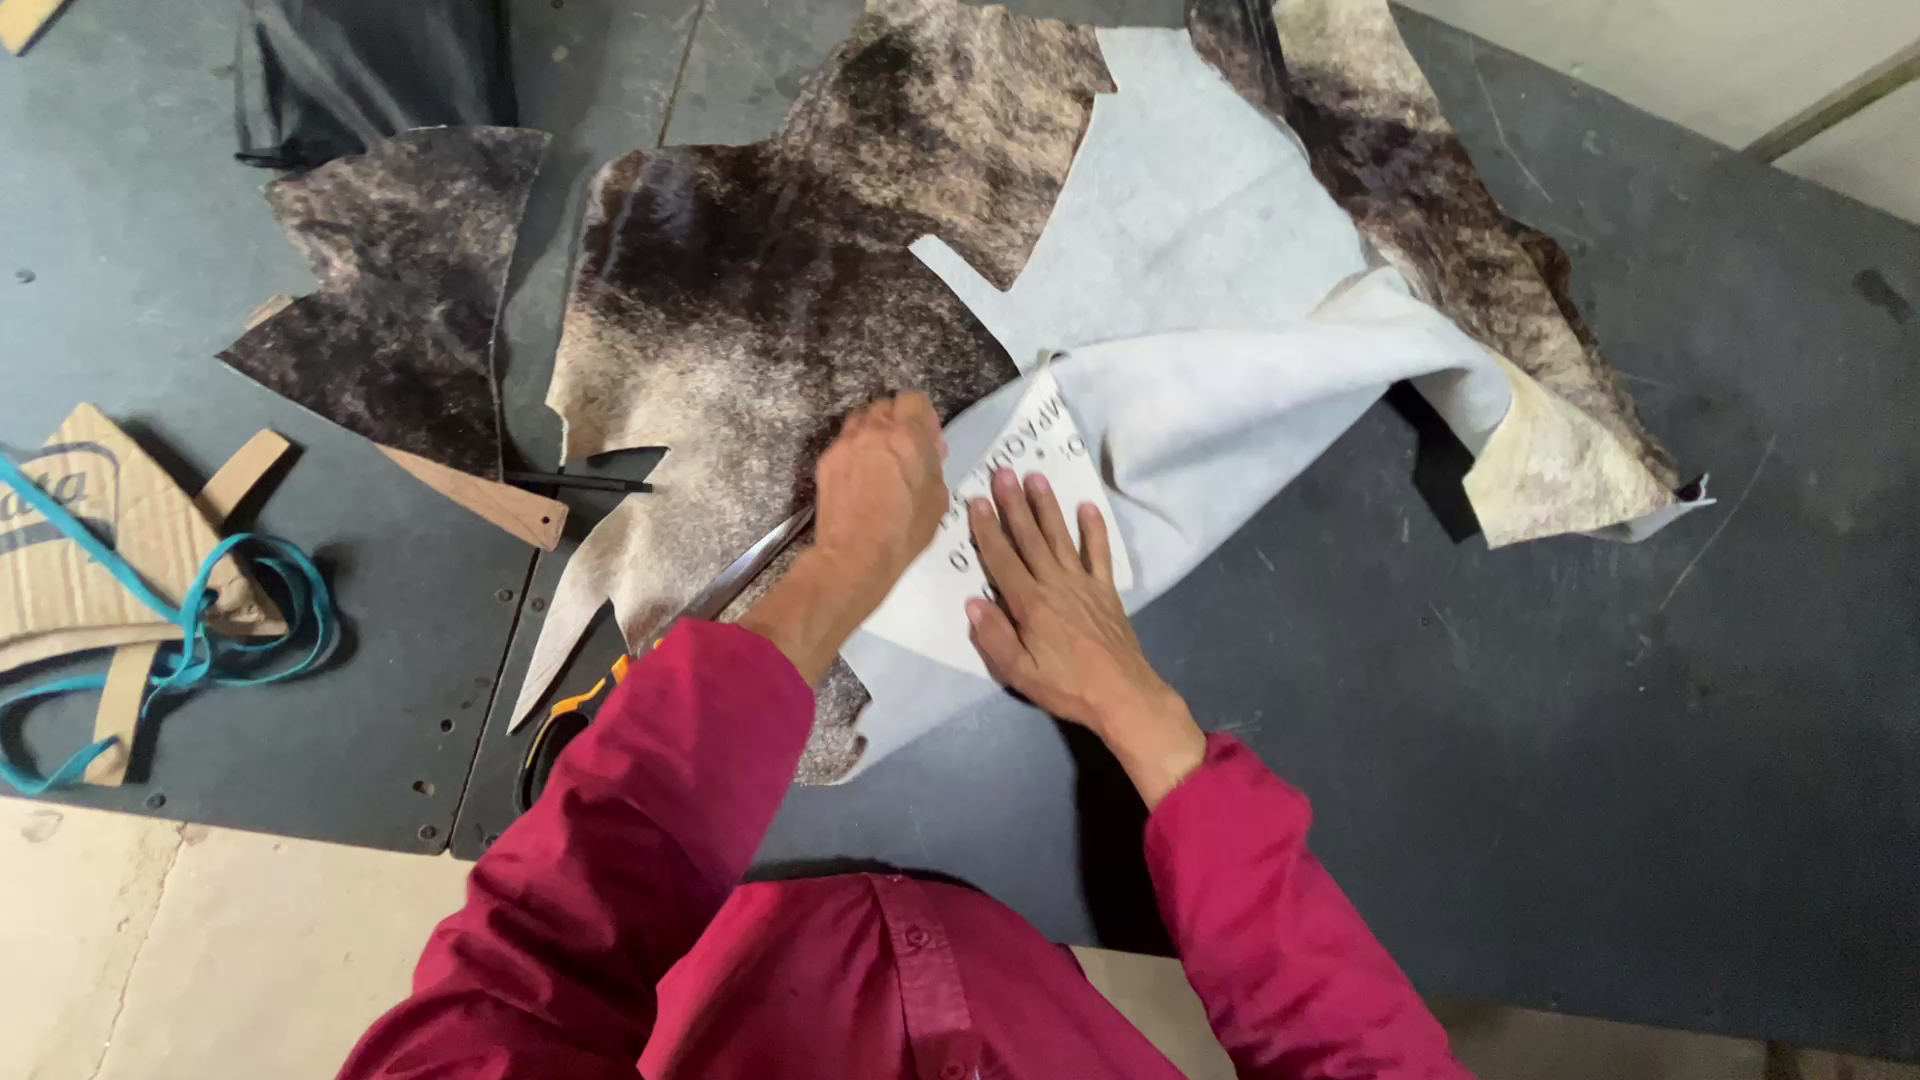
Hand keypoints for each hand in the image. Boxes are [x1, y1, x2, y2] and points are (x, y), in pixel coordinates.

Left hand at [741, 392, 946, 684]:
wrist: (855, 555)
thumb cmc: (903, 532)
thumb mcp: (938, 499)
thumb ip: (934, 465)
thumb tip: (930, 450)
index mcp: (909, 437)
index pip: (915, 400)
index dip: (923, 416)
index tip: (926, 436)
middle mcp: (875, 432)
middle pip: (887, 405)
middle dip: (898, 421)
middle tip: (905, 448)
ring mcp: (847, 444)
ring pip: (862, 418)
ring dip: (874, 431)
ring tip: (880, 459)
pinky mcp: (827, 460)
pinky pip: (845, 441)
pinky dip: (855, 449)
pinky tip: (860, 476)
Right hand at [966, 468, 1205, 807]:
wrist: (1122, 694)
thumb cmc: (1066, 686)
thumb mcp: (1019, 672)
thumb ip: (994, 636)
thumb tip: (973, 602)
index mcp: (1030, 603)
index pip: (1002, 559)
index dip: (987, 529)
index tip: (976, 500)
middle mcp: (1055, 584)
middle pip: (1030, 538)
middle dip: (1014, 504)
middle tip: (1003, 472)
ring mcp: (1083, 583)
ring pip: (1060, 537)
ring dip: (1047, 506)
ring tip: (1036, 477)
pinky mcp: (1105, 590)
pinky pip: (1099, 554)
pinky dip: (1094, 530)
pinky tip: (1088, 507)